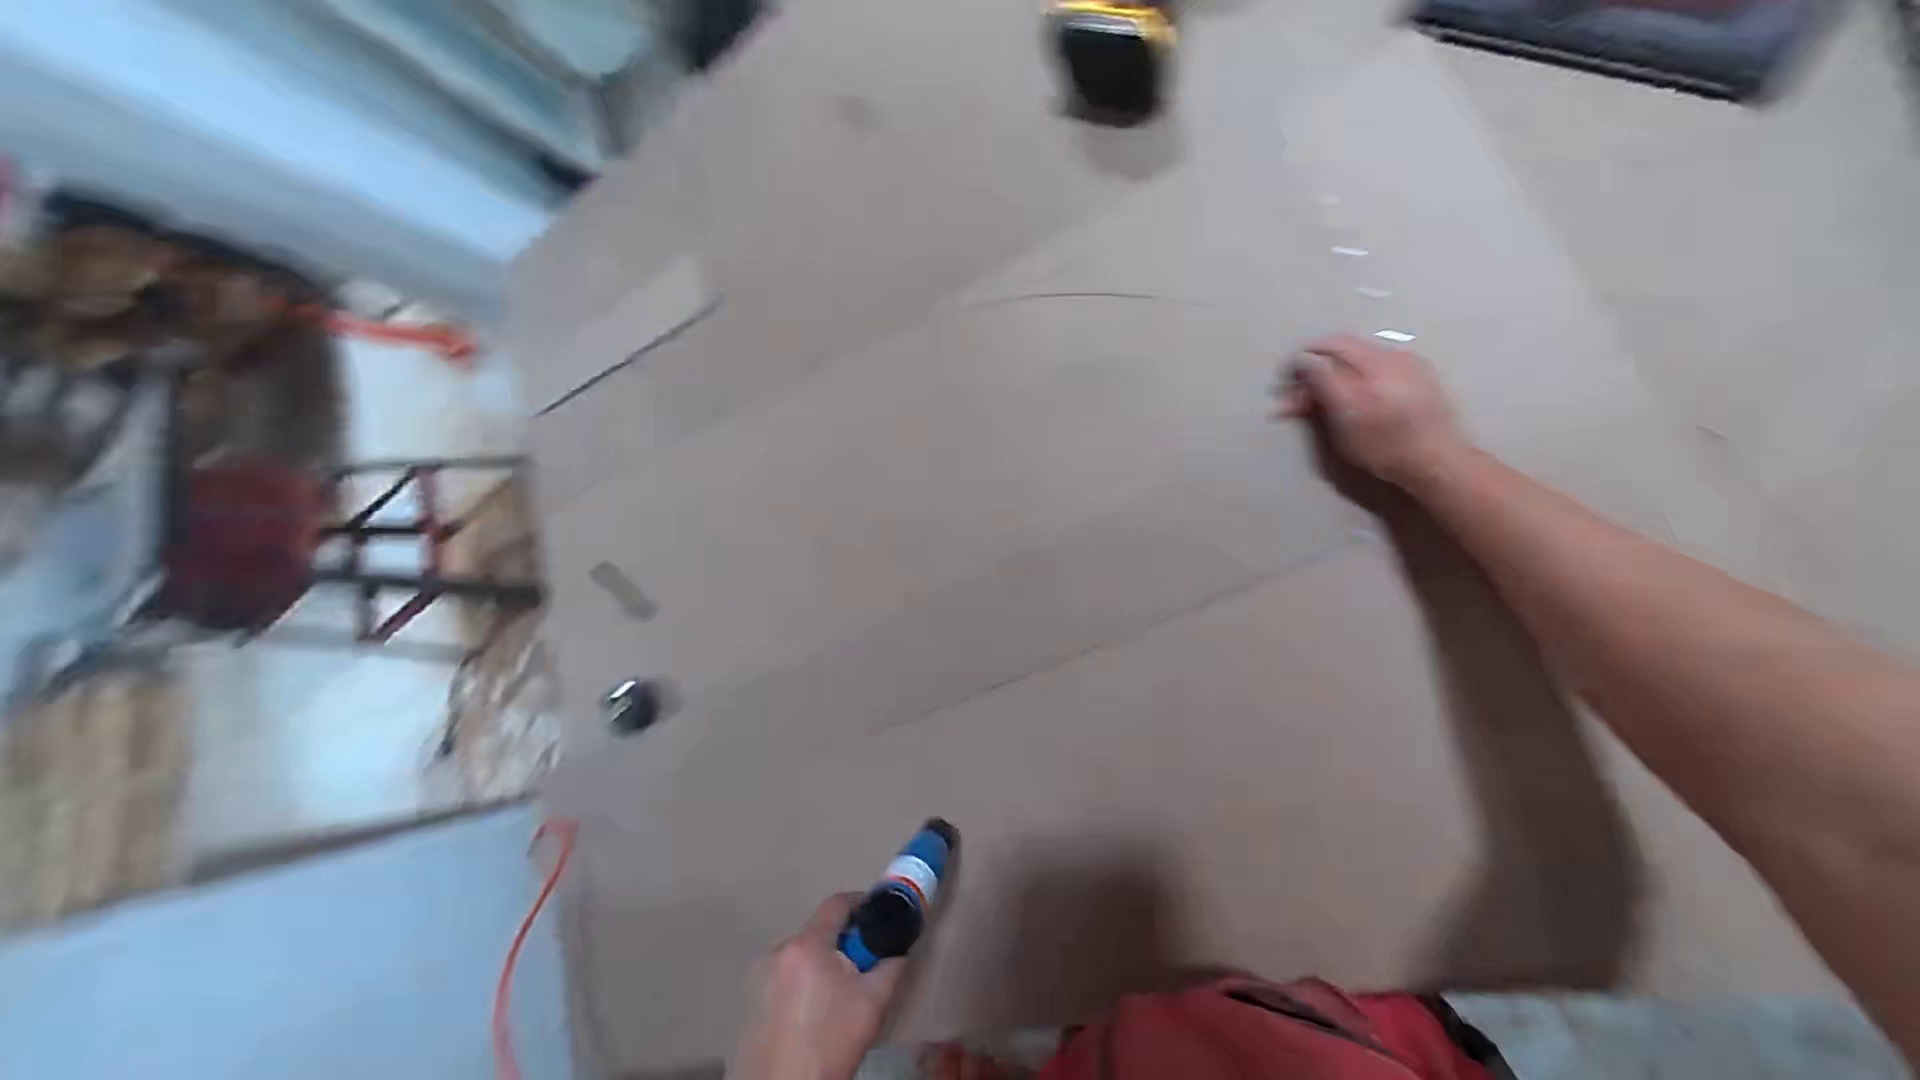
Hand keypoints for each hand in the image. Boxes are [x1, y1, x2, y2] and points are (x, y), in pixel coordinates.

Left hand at [728, 893, 907, 1079]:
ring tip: (836, 996)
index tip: (877, 917)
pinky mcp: (750, 1000)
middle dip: (842, 942)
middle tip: (861, 967)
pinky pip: (784, 976)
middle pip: (818, 930)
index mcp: (806, 944)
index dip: (861, 903)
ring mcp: (759, 976)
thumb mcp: (874, 1002)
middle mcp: (778, 951)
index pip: (837, 903)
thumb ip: (891, 964)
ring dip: (821, 963)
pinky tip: (812, 1014)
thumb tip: (899, 946)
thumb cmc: (831, 1044)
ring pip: (801, 954)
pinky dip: (802, 982)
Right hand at [1276, 335, 1472, 488]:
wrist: (1437, 461)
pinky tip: (1352, 398)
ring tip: (1322, 402)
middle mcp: (1390, 356)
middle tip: (1296, 399)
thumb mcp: (1344, 421)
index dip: (1299, 364)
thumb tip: (1302, 361)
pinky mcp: (1418, 372)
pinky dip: (1354, 375)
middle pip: (1340, 347)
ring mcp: (1407, 362)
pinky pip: (1375, 363)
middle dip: (1314, 368)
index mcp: (1371, 366)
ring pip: (1357, 355)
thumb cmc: (1384, 448)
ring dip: (1333, 373)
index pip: (1325, 348)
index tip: (1284, 387)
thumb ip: (1322, 385)